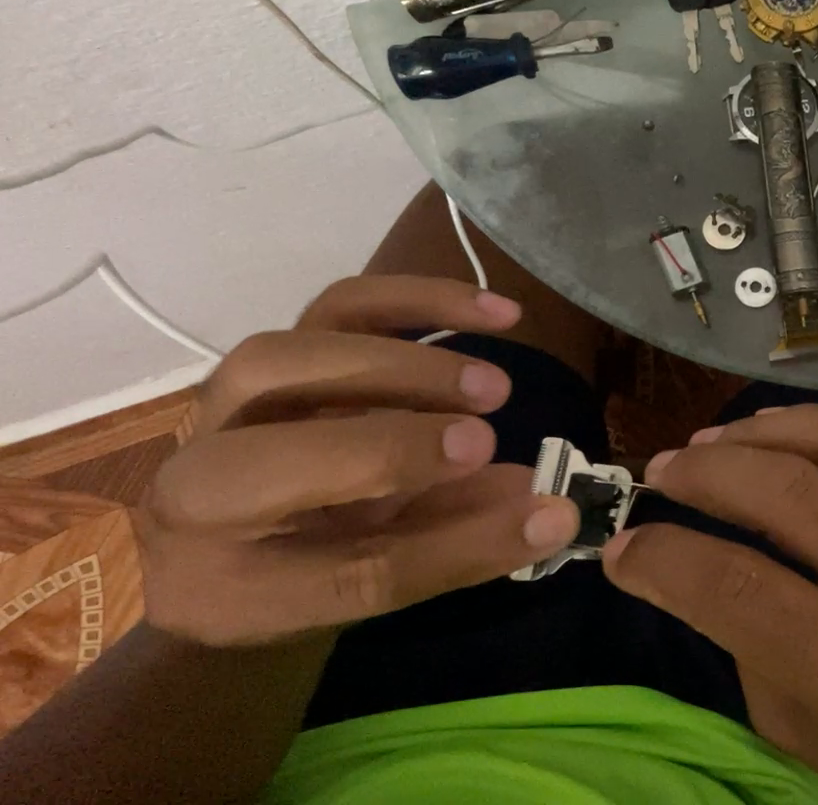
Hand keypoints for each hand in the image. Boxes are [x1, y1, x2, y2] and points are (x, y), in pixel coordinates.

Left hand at [134, 276, 580, 646]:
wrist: (239, 531)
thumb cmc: (314, 566)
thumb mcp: (385, 582)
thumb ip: (466, 546)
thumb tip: (557, 513)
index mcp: (218, 579)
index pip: (330, 572)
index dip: (440, 540)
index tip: (535, 509)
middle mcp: (195, 488)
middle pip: (265, 461)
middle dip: (389, 443)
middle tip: (486, 440)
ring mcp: (230, 407)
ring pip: (287, 359)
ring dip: (403, 367)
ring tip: (494, 385)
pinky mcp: (283, 350)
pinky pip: (342, 306)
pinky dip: (424, 302)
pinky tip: (501, 315)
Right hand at [601, 405, 817, 804]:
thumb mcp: (792, 718)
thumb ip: (740, 628)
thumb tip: (678, 549)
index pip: (743, 587)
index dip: (668, 559)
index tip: (624, 546)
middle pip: (794, 497)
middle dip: (710, 475)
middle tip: (661, 471)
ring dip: (768, 431)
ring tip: (714, 440)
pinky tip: (782, 428)